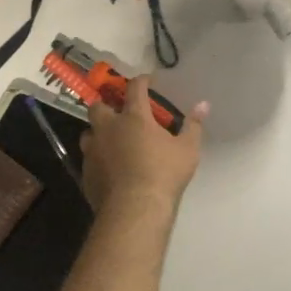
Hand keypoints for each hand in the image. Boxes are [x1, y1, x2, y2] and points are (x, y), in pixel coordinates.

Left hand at [79, 76, 207, 214]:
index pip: (135, 88)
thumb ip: (193, 125)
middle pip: (98, 106)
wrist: (135, 209)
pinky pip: (88, 158)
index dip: (141, 81)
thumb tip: (203, 104)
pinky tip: (109, 168)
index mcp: (134, 117)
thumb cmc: (164, 174)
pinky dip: (98, 158)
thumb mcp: (187, 149)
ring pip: (88, 133)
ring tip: (111, 141)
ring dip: (98, 133)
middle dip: (107, 105)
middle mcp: (109, 128)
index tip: (147, 81)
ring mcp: (93, 150)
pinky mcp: (86, 172)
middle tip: (120, 113)